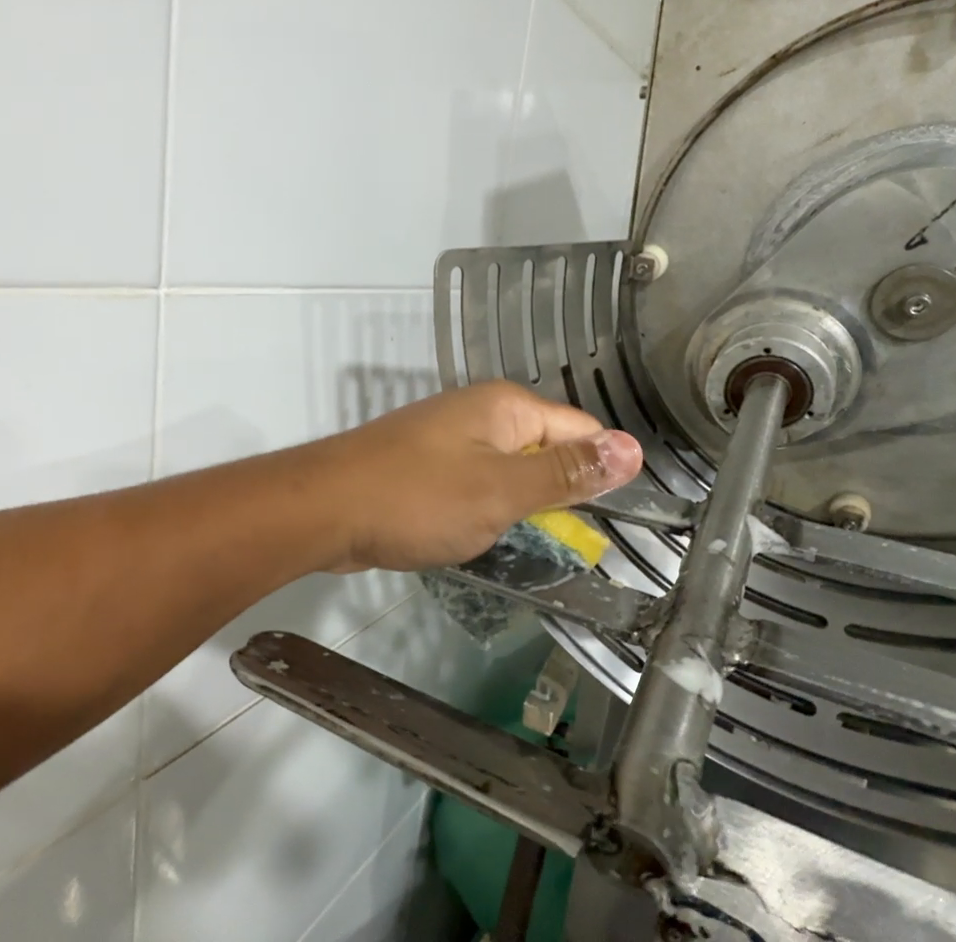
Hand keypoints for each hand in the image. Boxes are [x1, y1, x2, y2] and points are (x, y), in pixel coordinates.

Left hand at [313, 381, 642, 572]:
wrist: (322, 509)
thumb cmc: (417, 499)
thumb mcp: (503, 492)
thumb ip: (566, 475)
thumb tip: (633, 449)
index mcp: (507, 407)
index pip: (581, 432)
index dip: (598, 474)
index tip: (608, 524)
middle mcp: (480, 413)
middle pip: (545, 451)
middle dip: (557, 496)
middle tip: (566, 548)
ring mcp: (448, 439)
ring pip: (507, 473)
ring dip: (518, 509)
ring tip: (522, 547)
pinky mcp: (423, 467)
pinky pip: (473, 486)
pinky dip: (482, 512)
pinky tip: (476, 537)